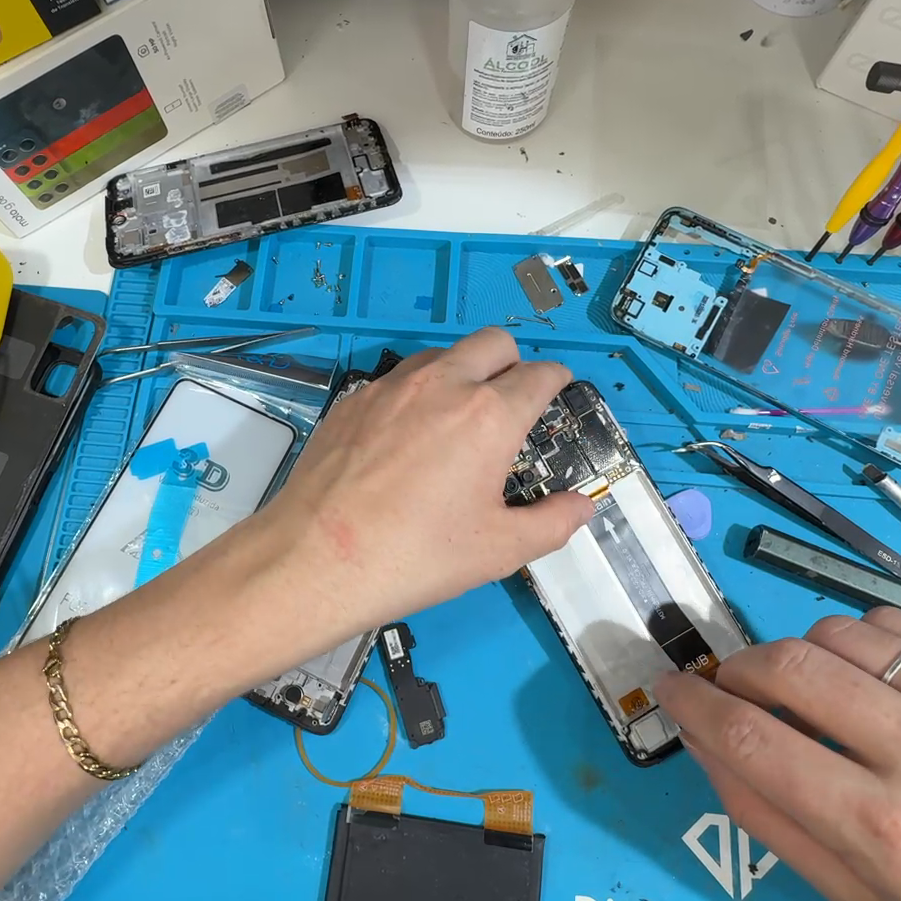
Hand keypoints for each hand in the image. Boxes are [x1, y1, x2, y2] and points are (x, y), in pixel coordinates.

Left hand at [258, 328, 592, 631]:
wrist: (317, 557)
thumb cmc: (417, 556)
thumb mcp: (498, 550)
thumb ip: (552, 523)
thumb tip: (583, 506)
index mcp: (489, 415)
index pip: (539, 374)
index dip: (557, 379)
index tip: (557, 391)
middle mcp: (443, 385)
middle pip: (493, 342)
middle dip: (513, 362)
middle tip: (511, 400)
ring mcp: (391, 387)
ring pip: (442, 354)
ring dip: (462, 371)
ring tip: (457, 416)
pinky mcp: (353, 399)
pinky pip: (397, 378)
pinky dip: (416, 392)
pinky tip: (404, 435)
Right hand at [655, 608, 900, 900]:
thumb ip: (767, 816)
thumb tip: (701, 738)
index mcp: (891, 834)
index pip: (748, 739)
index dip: (691, 703)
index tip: (670, 688)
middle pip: (786, 667)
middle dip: (736, 670)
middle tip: (733, 689)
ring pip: (835, 634)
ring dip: (799, 656)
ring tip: (811, 691)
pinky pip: (896, 622)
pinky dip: (859, 640)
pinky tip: (871, 679)